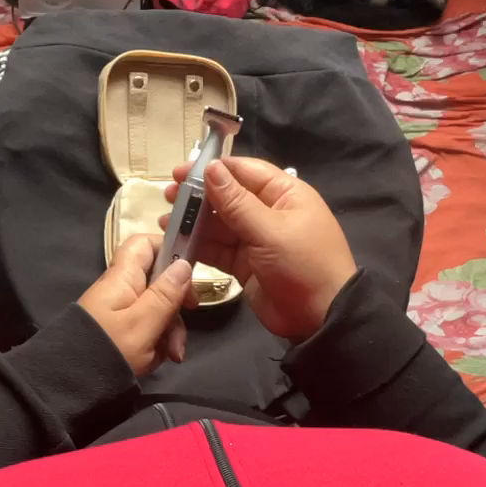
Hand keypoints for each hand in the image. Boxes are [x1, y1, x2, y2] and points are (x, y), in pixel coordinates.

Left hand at [77, 234, 191, 375]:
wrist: (73, 385)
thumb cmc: (110, 349)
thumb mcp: (144, 323)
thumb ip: (165, 294)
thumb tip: (184, 263)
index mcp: (123, 277)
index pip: (145, 244)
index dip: (169, 249)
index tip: (188, 272)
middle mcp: (122, 290)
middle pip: (158, 282)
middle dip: (176, 304)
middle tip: (188, 316)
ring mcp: (121, 313)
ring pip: (157, 310)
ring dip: (171, 330)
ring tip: (172, 355)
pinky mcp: (121, 334)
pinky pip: (148, 330)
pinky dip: (158, 344)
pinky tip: (161, 360)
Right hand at [164, 157, 357, 341]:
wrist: (319, 318)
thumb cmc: (303, 265)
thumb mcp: (270, 231)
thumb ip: (236, 202)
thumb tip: (211, 168)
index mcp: (284, 194)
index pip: (244, 171)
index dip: (212, 170)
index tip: (179, 172)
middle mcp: (269, 212)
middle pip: (228, 197)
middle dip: (198, 198)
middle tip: (168, 198)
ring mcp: (256, 240)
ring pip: (220, 225)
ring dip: (194, 223)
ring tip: (165, 222)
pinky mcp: (245, 265)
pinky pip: (219, 250)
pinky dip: (199, 247)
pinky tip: (178, 243)